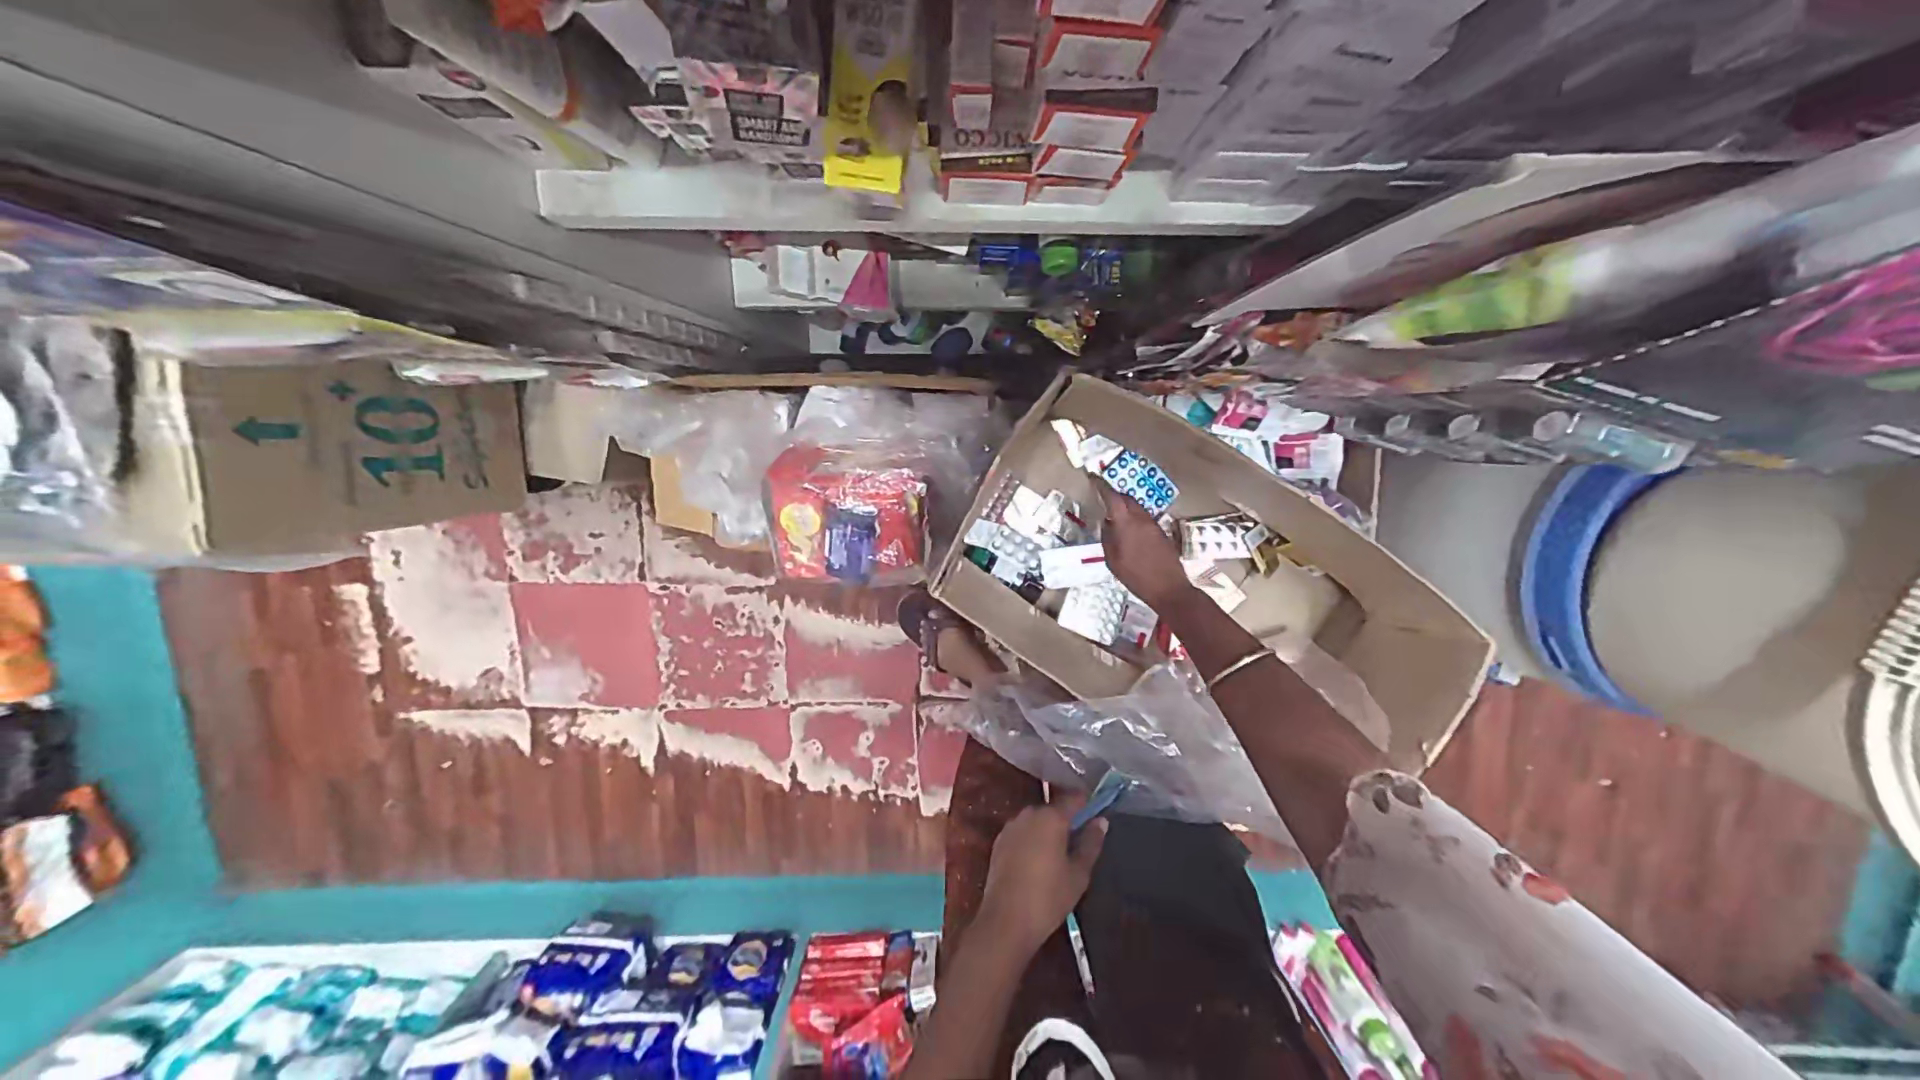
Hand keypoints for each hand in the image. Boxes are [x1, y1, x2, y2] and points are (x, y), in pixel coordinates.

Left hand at [976, 793, 1106, 953]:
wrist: (1006, 920)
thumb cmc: (1049, 897)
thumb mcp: (1079, 873)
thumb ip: (1091, 843)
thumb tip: (1101, 821)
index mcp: (1051, 817)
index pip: (1074, 798)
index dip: (1087, 804)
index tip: (1096, 816)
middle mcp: (1029, 814)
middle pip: (1054, 809)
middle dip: (1066, 821)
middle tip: (1078, 844)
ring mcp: (1011, 826)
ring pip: (1037, 821)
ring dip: (1048, 831)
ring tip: (1058, 857)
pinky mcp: (999, 841)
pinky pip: (1022, 833)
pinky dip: (1032, 840)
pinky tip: (1036, 863)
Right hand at [1094, 477, 1192, 610]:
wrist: (1169, 589)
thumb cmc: (1136, 577)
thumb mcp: (1113, 560)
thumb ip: (1108, 538)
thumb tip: (1107, 522)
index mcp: (1127, 524)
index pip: (1113, 498)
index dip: (1102, 486)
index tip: (1094, 479)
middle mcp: (1142, 519)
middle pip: (1127, 499)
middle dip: (1115, 495)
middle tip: (1104, 497)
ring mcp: (1154, 525)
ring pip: (1137, 508)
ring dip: (1126, 507)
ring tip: (1115, 515)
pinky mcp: (1162, 533)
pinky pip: (1145, 518)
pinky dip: (1135, 517)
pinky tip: (1130, 530)